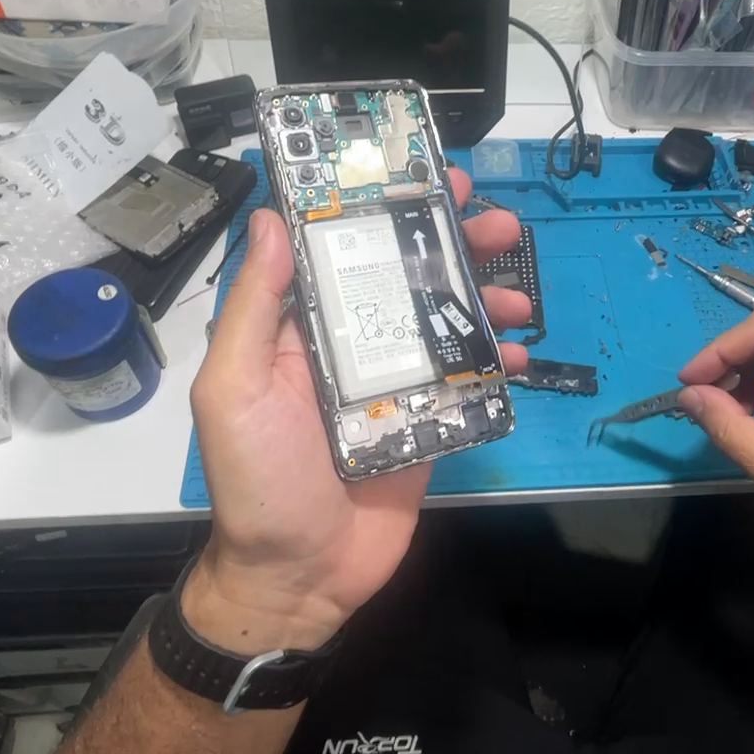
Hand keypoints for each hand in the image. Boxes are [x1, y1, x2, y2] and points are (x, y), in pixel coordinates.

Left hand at [185, 168, 529, 652]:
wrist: (301, 575)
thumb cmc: (260, 478)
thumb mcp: (235, 387)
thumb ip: (256, 306)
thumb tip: (273, 220)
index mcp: (307, 326)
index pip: (348, 249)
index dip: (385, 209)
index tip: (424, 178)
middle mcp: (355, 342)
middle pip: (410, 276)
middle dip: (454, 244)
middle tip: (496, 223)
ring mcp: (397, 379)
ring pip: (447, 320)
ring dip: (486, 297)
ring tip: (518, 294)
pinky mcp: (430, 416)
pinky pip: (468, 376)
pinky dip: (496, 359)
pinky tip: (517, 352)